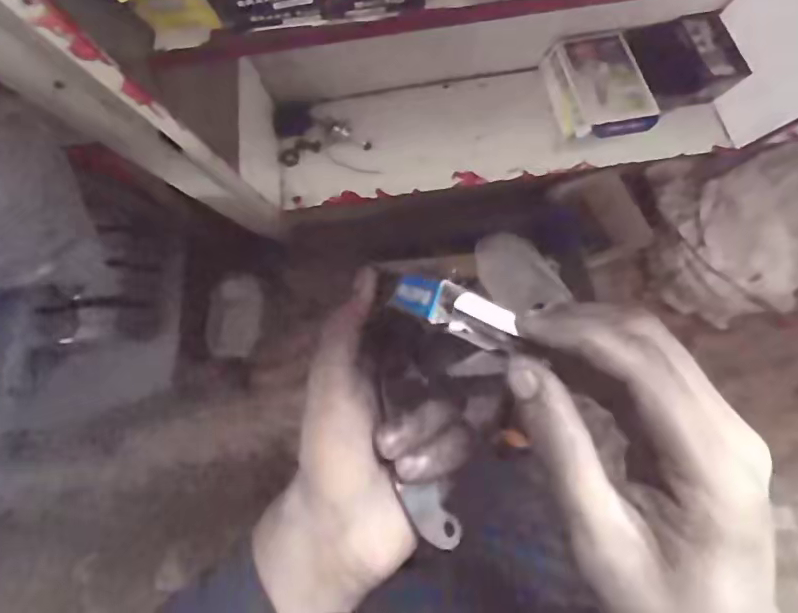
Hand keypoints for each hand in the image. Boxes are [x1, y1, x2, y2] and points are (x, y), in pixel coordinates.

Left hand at [253, 269, 474, 612]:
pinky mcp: (457, 452)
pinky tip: (411, 475)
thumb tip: (368, 272)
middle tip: (402, 416)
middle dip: (425, 396)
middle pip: (451, 362)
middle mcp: (418, 379)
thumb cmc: (329, 444)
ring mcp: (440, 416)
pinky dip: (438, 456)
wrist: (341, 526)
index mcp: (387, 357)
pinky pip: (468, 438)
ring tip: (392, 457)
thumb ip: (346, 328)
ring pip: (458, 403)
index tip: (451, 314)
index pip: (422, 322)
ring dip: (424, 432)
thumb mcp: (330, 380)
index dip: (436, 318)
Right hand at [508, 305, 775, 612]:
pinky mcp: (711, 428)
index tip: (521, 326)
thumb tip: (519, 367)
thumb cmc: (656, 608)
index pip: (642, 364)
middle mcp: (731, 428)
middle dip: (581, 322)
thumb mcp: (598, 540)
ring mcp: (726, 425)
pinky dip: (604, 357)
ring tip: (535, 339)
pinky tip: (566, 361)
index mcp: (714, 461)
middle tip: (522, 328)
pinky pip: (653, 371)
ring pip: (653, 346)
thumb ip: (560, 448)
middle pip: (652, 341)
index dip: (579, 332)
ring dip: (591, 333)